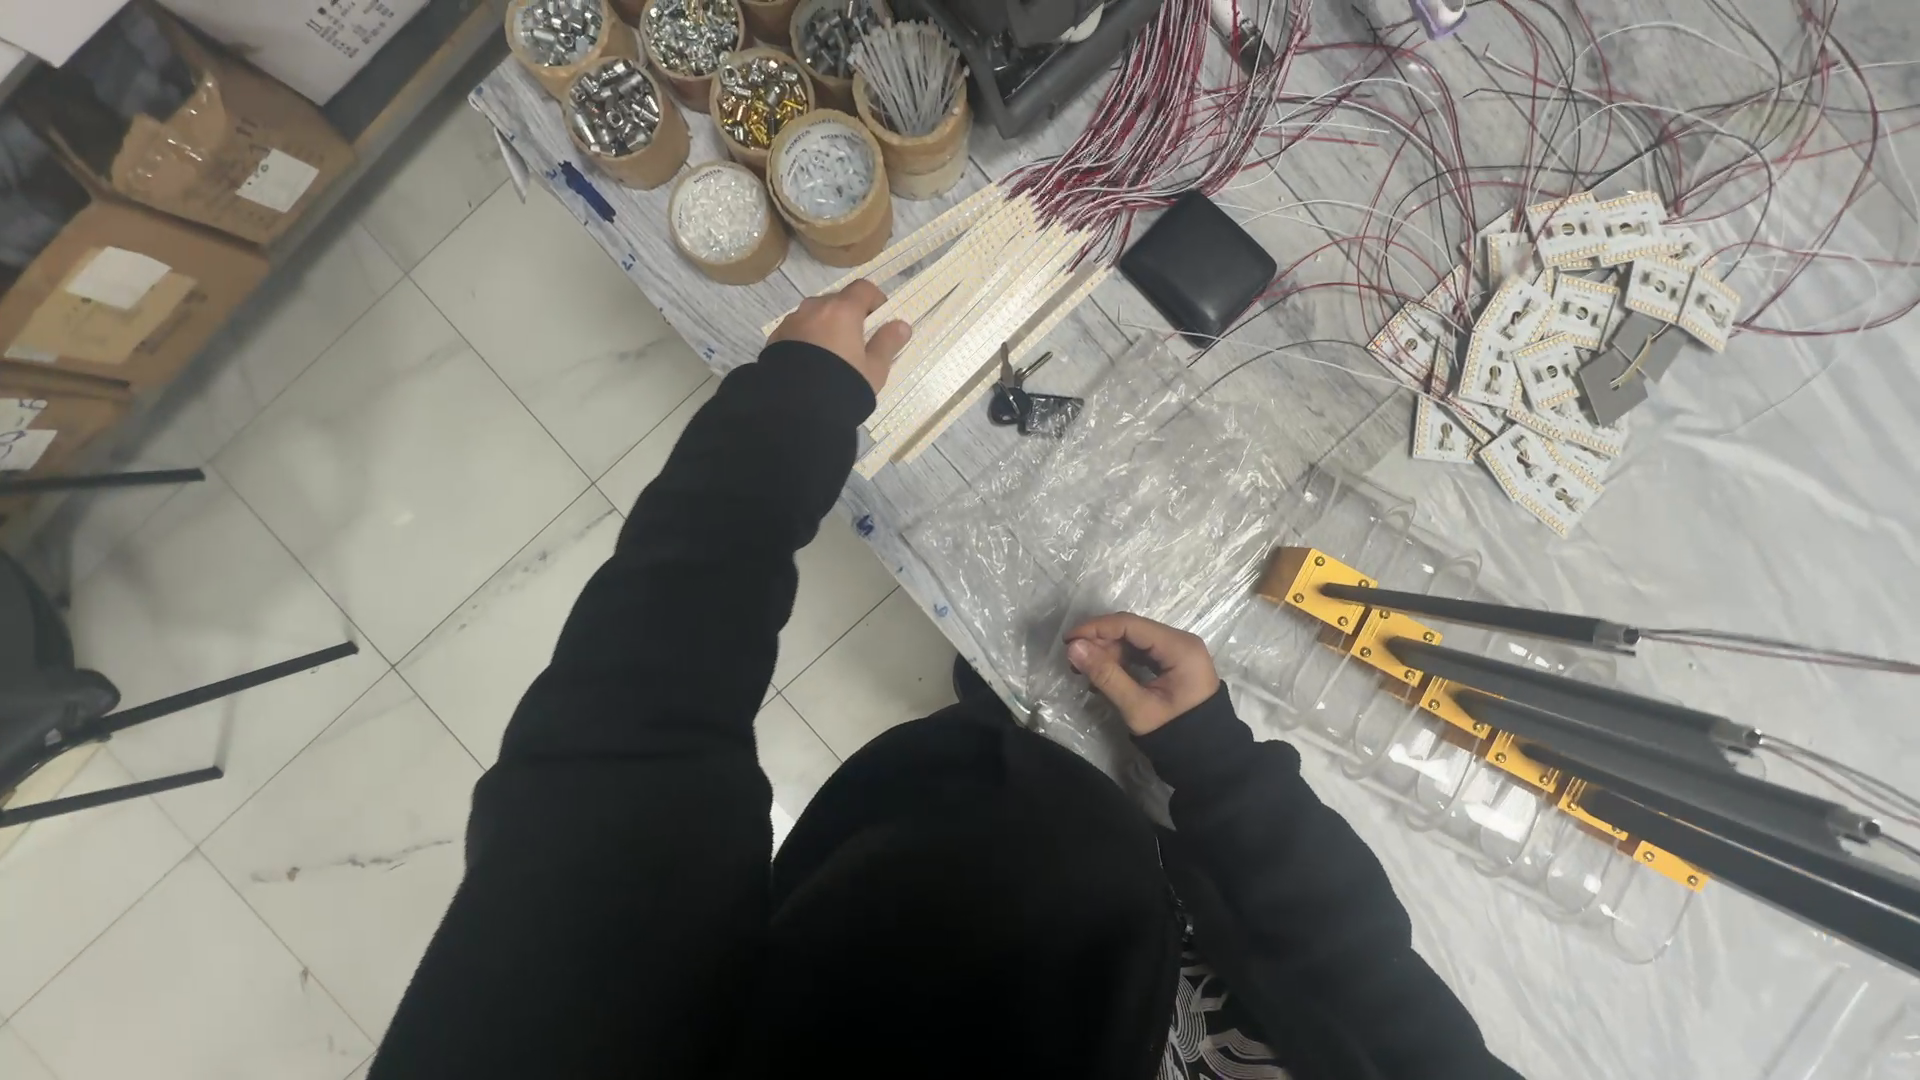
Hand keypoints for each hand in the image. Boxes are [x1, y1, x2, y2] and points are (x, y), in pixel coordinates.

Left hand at [767, 280, 911, 394]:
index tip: (880, 318)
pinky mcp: (775, 339)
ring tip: (831, 354)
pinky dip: (807, 339)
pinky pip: (797, 331)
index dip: (875, 300)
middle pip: (837, 301)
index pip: (863, 289)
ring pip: (814, 315)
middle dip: (849, 314)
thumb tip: (902, 325)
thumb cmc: (844, 384)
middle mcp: (815, 308)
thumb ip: (888, 343)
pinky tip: (810, 363)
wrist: (796, 407)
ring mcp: (792, 322)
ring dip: (825, 326)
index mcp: (842, 310)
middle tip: (857, 341)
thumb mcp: (874, 370)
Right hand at [1065, 613, 1219, 735]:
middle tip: (1075, 664)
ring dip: (1107, 654)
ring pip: (1132, 641)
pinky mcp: (1172, 662)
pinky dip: (1120, 663)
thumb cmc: (1174, 732)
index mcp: (1179, 647)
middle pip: (1130, 630)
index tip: (1068, 641)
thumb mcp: (1137, 707)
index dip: (1096, 628)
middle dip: (1100, 644)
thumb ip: (1106, 675)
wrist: (1206, 757)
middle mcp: (1180, 641)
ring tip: (1087, 676)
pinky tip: (1103, 679)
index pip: (1130, 624)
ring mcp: (1177, 651)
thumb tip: (1073, 647)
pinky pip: (1140, 653)